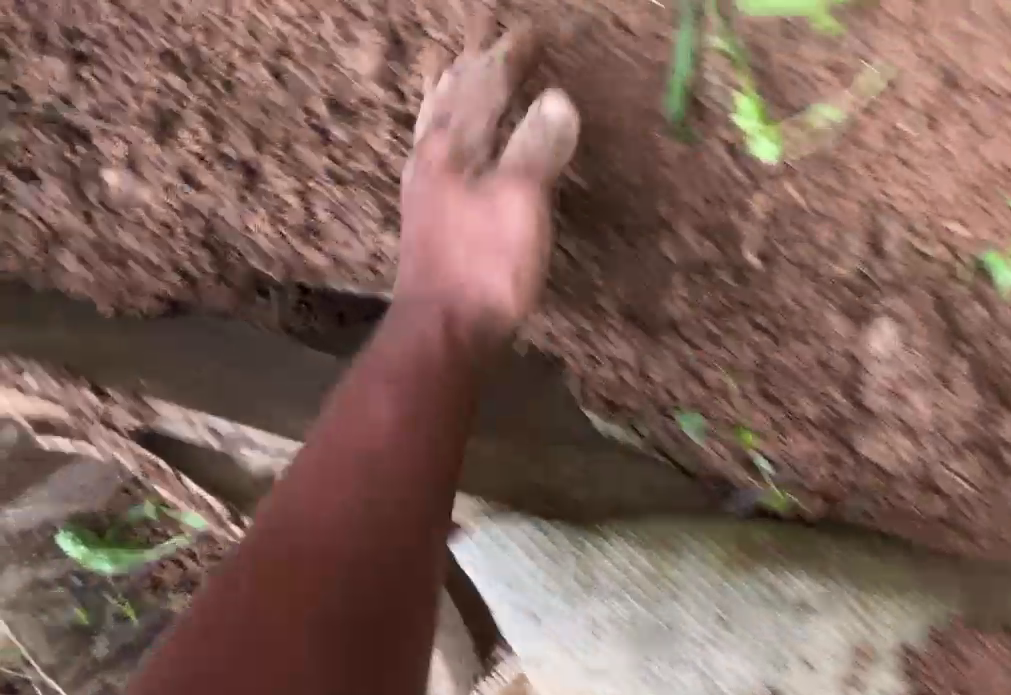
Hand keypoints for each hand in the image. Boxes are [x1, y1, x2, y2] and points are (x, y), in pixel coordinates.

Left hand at [395, 23, 578, 345]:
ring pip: (438, 119)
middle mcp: (434, 154)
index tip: (535, 32)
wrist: (448, 323)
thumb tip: (558, 100)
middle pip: (453, 93)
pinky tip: (444, 140)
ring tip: (449, 63)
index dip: (511, 56)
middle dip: (476, 62)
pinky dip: (442, 129)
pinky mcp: (433, 212)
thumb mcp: (521, 203)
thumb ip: (537, 149)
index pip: (485, 85)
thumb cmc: (487, 265)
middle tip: (490, 36)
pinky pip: (436, 150)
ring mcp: (429, 183)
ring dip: (449, 88)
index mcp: (455, 144)